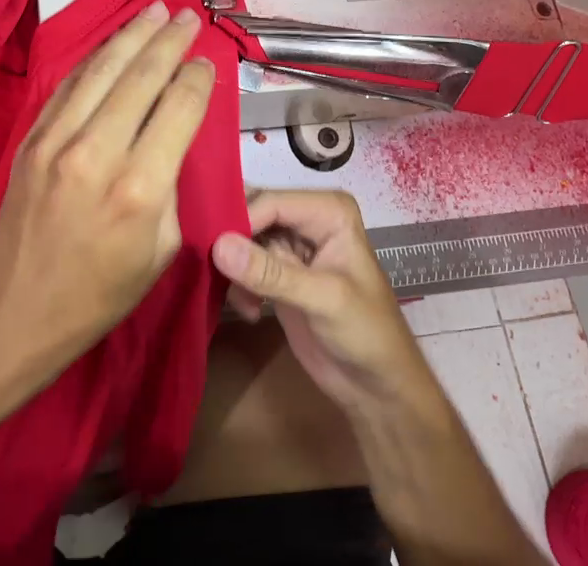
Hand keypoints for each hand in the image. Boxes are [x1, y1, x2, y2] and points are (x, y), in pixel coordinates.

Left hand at [0, 0, 216, 376]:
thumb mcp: (162, 250)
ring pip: (100, 70)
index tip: (208, 60)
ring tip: (155, 11)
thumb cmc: (101, 292)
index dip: (198, 77)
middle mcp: (97, 153)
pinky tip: (112, 45)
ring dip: (131, 36)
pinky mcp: (31, 140)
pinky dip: (93, 60)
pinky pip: (68, 86)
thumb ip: (171, 187)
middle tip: (188, 16)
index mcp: (140, 188)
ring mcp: (56, 141)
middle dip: (169, 41)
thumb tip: (171, 138)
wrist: (19, 307)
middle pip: (141, 78)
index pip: (178, 109)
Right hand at [211, 191, 426, 412]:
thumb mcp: (322, 300)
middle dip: (231, 243)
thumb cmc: (366, 334)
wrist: (376, 385)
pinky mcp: (278, 274)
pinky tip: (250, 312)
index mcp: (329, 211)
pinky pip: (243, 266)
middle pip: (252, 214)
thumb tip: (218, 246)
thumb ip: (270, 273)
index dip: (240, 222)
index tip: (212, 253)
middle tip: (212, 270)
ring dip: (233, 271)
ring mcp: (292, 247)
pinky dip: (239, 286)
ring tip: (241, 302)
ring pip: (242, 240)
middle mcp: (308, 220)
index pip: (270, 202)